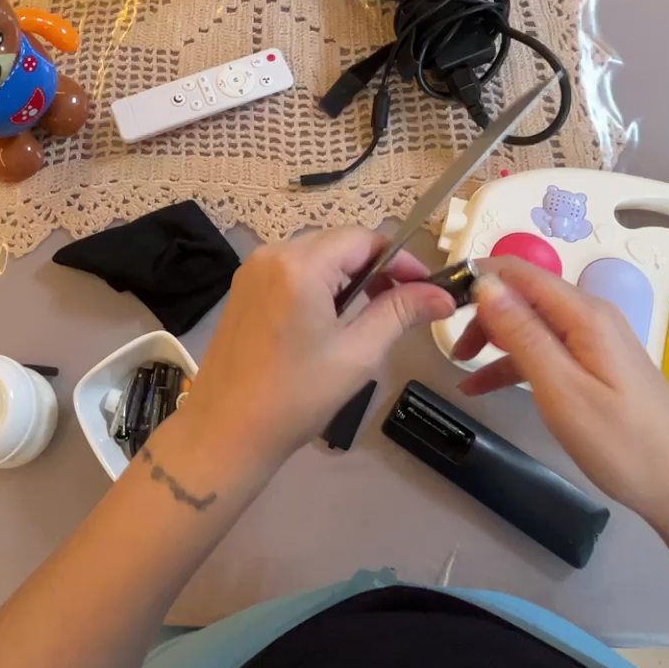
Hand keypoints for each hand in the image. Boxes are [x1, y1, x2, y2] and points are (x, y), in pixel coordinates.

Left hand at [181, 228, 457, 470]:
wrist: (226, 429)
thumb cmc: (296, 396)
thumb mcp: (357, 354)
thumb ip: (399, 313)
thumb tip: (443, 294)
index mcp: (299, 265)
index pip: (362, 238)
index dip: (398, 258)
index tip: (425, 287)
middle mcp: (271, 254)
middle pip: (337, 241)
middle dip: (373, 266)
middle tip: (401, 302)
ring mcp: (252, 269)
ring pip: (314, 253)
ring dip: (346, 274)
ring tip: (368, 313)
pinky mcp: (243, 287)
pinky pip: (291, 268)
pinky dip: (318, 282)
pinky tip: (329, 317)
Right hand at [450, 257, 668, 520]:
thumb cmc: (622, 443)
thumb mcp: (561, 390)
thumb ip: (522, 334)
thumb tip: (485, 284)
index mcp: (583, 314)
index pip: (518, 271)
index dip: (476, 276)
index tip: (440, 300)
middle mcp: (589, 316)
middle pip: (521, 294)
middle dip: (480, 311)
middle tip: (448, 341)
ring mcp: (592, 340)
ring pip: (528, 322)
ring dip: (491, 339)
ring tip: (460, 367)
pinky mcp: (592, 364)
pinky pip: (542, 350)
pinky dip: (510, 363)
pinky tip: (480, 387)